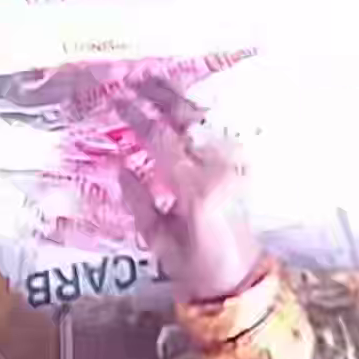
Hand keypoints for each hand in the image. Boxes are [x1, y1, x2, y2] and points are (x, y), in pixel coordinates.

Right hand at [115, 83, 262, 300]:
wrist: (241, 281)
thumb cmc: (194, 267)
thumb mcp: (158, 241)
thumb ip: (138, 201)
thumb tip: (120, 164)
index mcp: (195, 188)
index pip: (161, 138)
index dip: (137, 114)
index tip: (117, 98)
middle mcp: (218, 167)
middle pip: (186, 116)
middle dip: (158, 92)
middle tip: (134, 77)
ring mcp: (233, 162)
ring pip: (203, 116)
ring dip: (177, 95)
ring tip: (153, 79)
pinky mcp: (239, 163)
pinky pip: (214, 127)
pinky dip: (194, 110)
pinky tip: (178, 100)